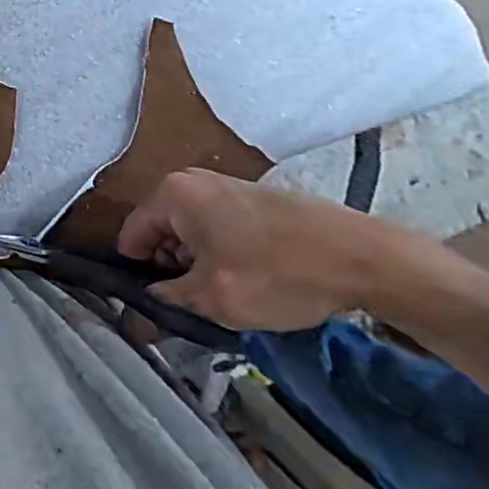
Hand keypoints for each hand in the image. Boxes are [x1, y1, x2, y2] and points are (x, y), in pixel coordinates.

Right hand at [117, 168, 441, 330]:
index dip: (136, 275)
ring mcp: (225, 187)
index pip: (131, 236)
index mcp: (174, 194)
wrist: (357, 256)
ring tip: (227, 297)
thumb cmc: (277, 273)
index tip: (153, 307)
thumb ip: (167, 298)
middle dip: (171, 271)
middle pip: (160, 233)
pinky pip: (217, 230)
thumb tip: (145, 300)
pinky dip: (222, 256)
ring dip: (199, 267)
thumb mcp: (213, 298)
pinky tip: (251, 281)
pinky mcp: (251, 200)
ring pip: (191, 235)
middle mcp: (193, 181)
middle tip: (195, 305)